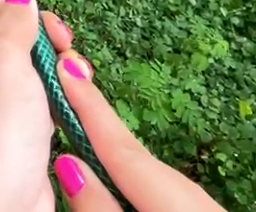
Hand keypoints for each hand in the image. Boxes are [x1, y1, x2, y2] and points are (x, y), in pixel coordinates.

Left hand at [0, 0, 59, 211]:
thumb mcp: (4, 52)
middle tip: (63, 37)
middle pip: (12, 27)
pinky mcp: (18, 123)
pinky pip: (42, 92)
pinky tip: (75, 94)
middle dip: (42, 25)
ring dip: (56, 59)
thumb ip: (15, 18)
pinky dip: (59, 88)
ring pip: (32, 60)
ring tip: (73, 69)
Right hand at [46, 18, 226, 211]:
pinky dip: (128, 161)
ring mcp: (197, 205)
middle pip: (129, 148)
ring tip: (75, 106)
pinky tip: (114, 161)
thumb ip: (102, 209)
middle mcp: (187, 195)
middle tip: (57, 64)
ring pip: (143, 166)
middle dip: (92, 108)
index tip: (60, 59)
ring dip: (108, 134)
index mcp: (171, 196)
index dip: (85, 102)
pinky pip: (157, 183)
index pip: (117, 143)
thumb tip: (68, 164)